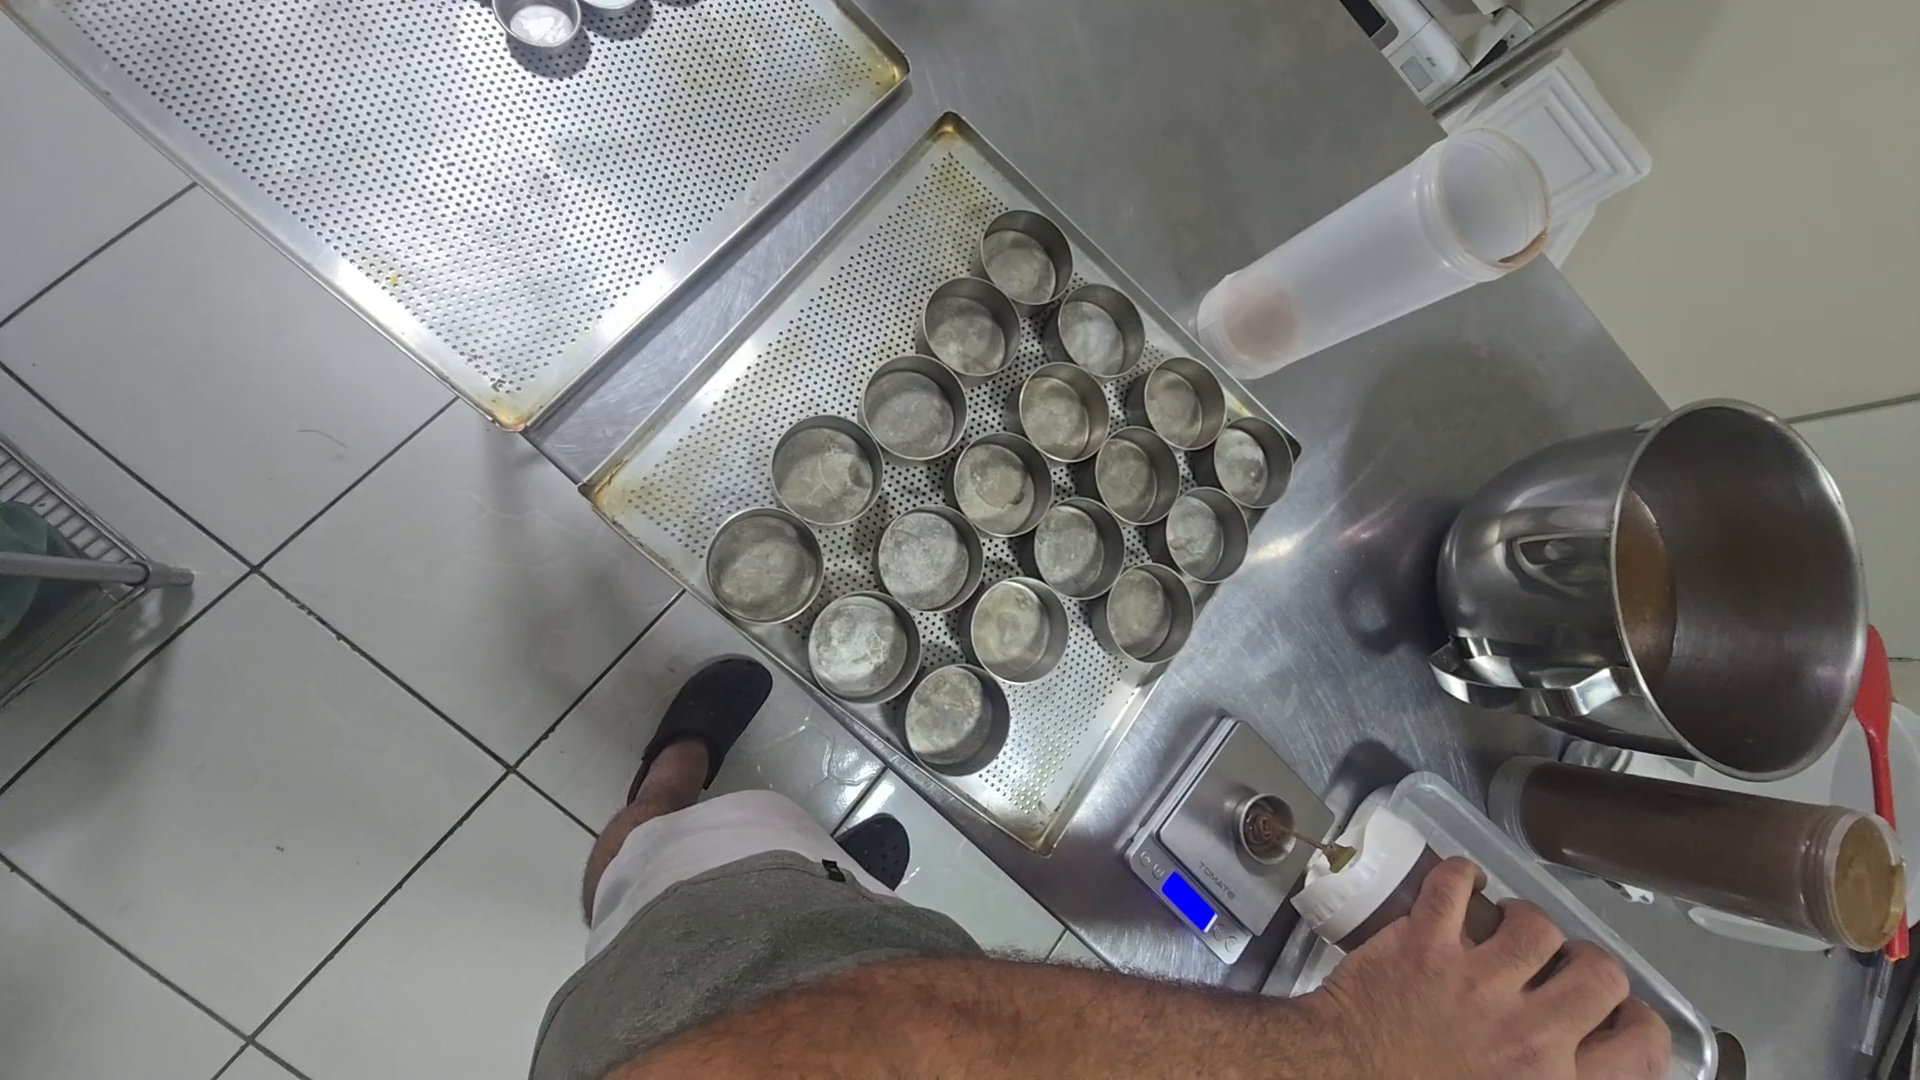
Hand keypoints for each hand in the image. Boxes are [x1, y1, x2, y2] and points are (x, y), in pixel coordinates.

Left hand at [1304, 857, 1670, 1079]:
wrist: (1349, 1076)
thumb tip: (1577, 1059)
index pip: (1643, 1042)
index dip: (1634, 1018)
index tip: (1610, 1007)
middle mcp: (1533, 1031)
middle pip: (1599, 972)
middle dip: (1584, 959)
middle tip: (1556, 960)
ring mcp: (1476, 981)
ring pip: (1535, 923)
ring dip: (1527, 917)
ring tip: (1509, 923)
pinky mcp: (1423, 943)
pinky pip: (1453, 885)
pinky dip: (1461, 873)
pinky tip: (1465, 880)